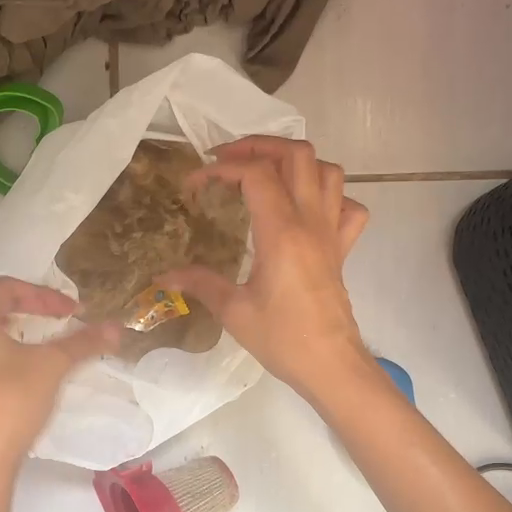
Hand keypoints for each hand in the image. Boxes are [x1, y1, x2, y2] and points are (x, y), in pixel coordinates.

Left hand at [0, 277, 120, 474]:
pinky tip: (0, 378)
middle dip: (9, 306)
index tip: (73, 311)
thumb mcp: (51, 368)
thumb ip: (82, 343)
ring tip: (20, 345)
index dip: (44, 296)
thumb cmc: (7, 404)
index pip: (6, 289)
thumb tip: (116, 327)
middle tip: (36, 317)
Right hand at [160, 136, 372, 399]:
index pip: (256, 173)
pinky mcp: (342, 249)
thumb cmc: (282, 339)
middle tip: (228, 161)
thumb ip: (200, 283)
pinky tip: (305, 211)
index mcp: (281, 232)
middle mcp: (311, 222)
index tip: (196, 184)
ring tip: (265, 175)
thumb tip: (164, 275)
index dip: (222, 168)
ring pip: (327, 171)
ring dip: (295, 162)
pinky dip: (329, 196)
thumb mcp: (233, 311)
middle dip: (260, 146)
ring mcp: (332, 233)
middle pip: (297, 154)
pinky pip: (348, 206)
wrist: (331, 365)